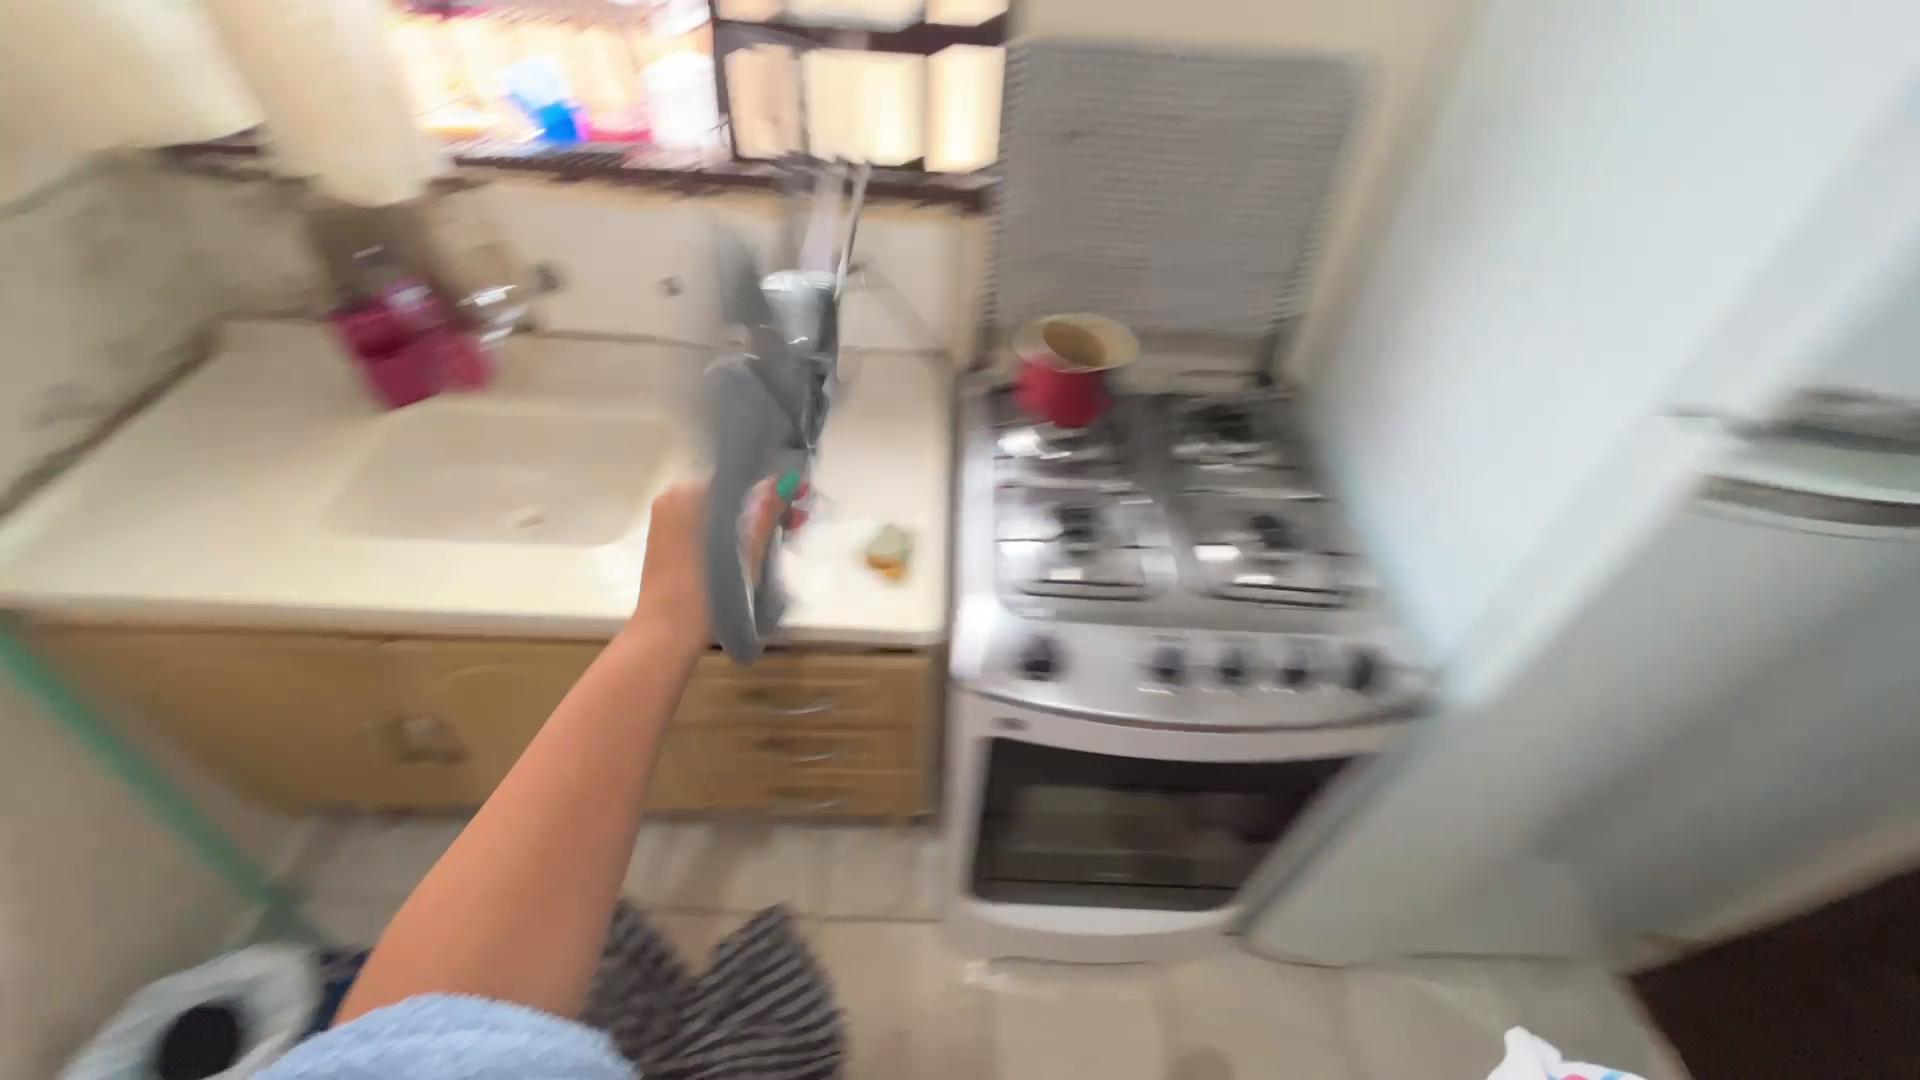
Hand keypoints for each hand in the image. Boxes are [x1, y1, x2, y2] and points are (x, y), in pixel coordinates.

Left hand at [629, 475, 802, 655]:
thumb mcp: (747, 548)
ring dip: (752, 520)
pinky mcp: (671, 544)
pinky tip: (757, 548)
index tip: (800, 494)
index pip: (739, 477)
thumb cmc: (708, 588)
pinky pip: (709, 526)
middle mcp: (673, 500)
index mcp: (687, 493)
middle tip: (798, 520)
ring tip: (784, 536)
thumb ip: (765, 510)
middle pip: (730, 494)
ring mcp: (669, 523)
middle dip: (766, 505)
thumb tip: (784, 480)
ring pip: (721, 512)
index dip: (773, 484)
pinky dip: (733, 532)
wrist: (668, 632)